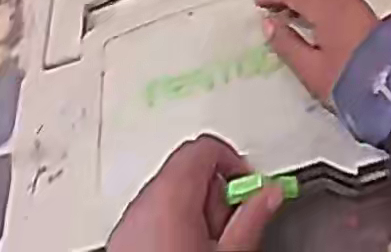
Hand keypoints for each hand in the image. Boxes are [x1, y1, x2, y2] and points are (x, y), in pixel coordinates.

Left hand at [107, 135, 283, 251]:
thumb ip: (250, 219)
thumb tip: (268, 194)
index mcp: (173, 193)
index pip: (205, 148)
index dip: (232, 163)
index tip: (249, 189)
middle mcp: (146, 198)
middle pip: (186, 168)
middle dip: (214, 193)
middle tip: (229, 228)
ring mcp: (130, 219)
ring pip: (169, 192)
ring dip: (194, 210)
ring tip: (208, 248)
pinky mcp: (122, 239)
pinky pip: (151, 213)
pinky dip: (171, 224)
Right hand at [255, 0, 380, 102]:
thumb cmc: (352, 83)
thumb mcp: (312, 70)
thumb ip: (287, 45)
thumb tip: (268, 24)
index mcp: (325, 7)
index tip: (259, 3)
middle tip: (271, 4)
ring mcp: (354, 4)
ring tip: (290, 9)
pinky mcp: (364, 13)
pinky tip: (313, 14)